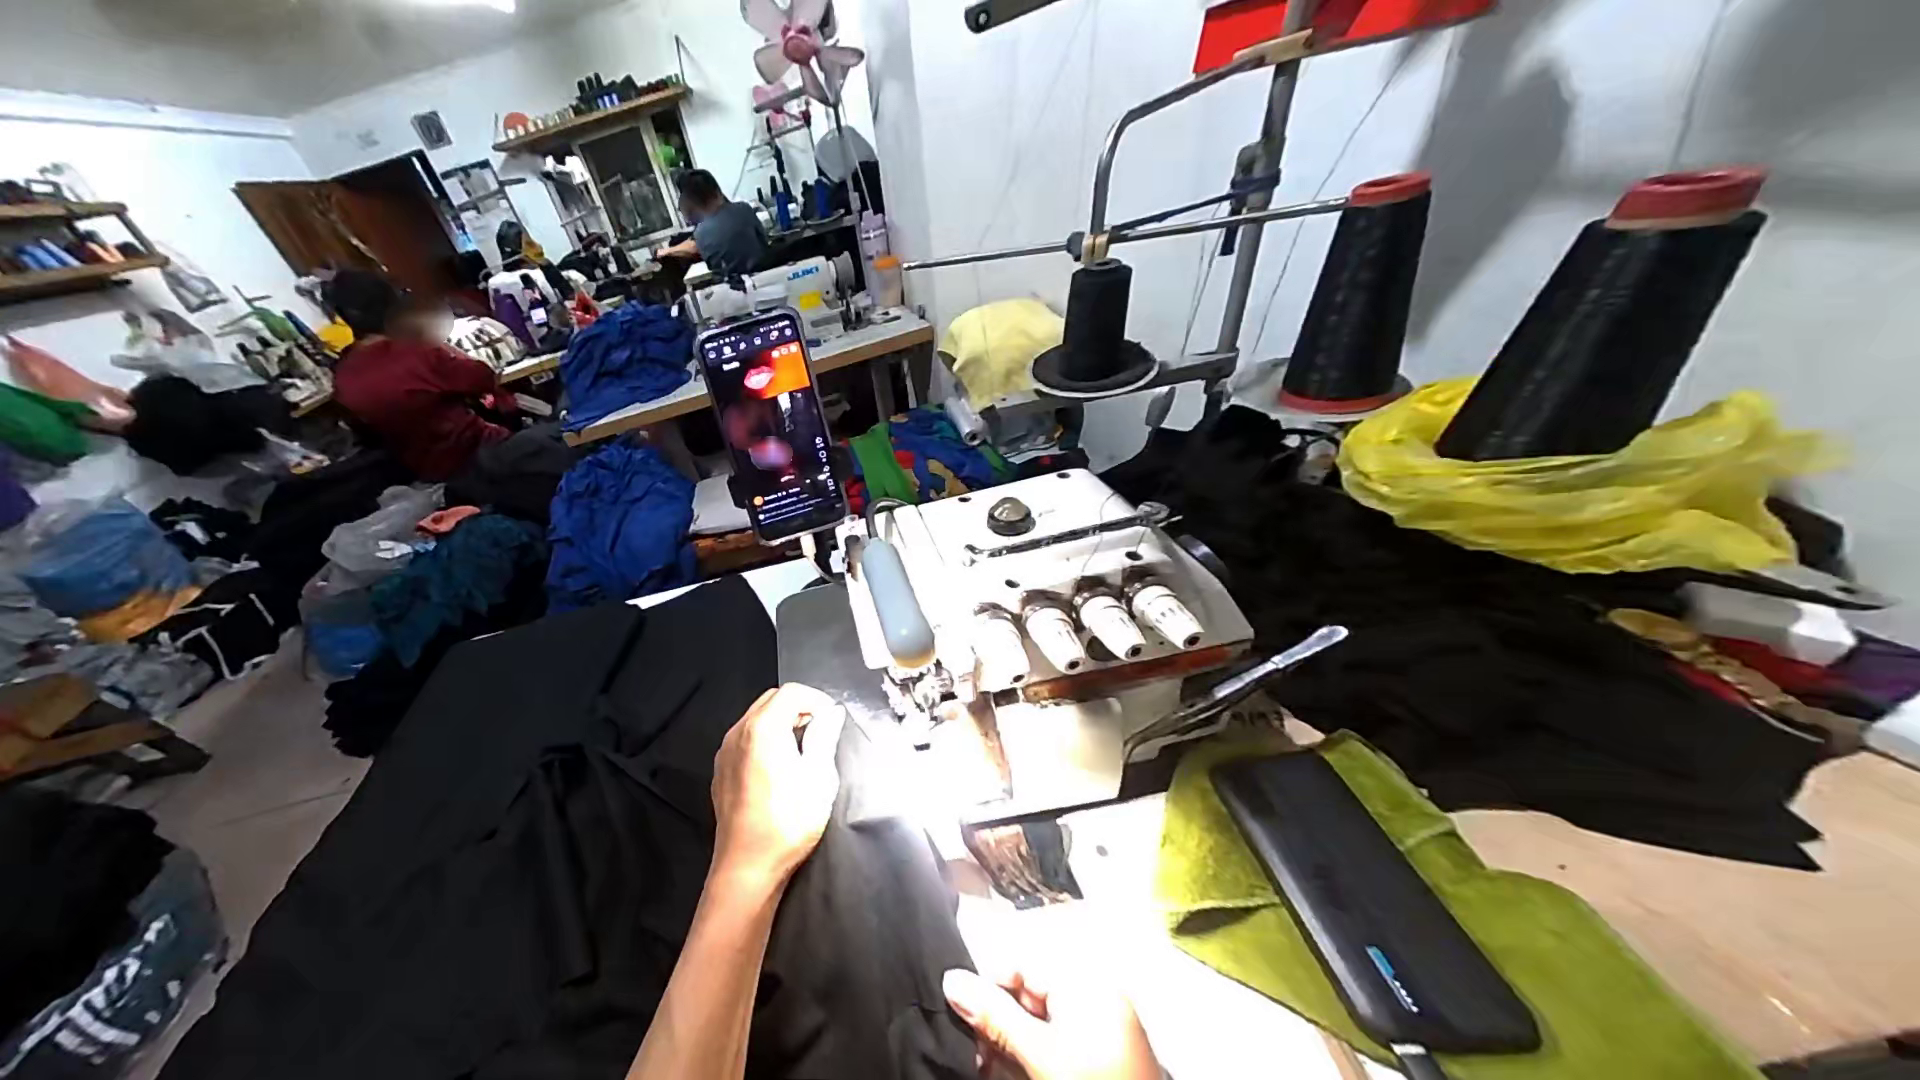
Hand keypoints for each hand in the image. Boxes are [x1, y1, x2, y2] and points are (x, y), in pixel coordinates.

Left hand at [709, 683, 846, 891]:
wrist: (747, 868)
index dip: (816, 699)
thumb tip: (831, 712)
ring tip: (804, 745)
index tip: (832, 719)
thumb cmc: (789, 822)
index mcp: (763, 729)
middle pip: (771, 699)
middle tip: (822, 728)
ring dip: (782, 720)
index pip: (791, 692)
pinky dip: (765, 737)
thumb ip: (824, 736)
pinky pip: (745, 738)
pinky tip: (780, 764)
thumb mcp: (819, 777)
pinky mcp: (721, 771)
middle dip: (799, 706)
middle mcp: (738, 733)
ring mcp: (725, 752)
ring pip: (756, 717)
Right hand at [943, 967, 1161, 1079]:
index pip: (1022, 966)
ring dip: (1008, 1047)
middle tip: (975, 1058)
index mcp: (1085, 982)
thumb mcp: (1038, 1055)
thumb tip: (951, 979)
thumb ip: (994, 1016)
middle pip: (1028, 996)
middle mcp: (1093, 997)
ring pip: (1038, 1026)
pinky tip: (1011, 1076)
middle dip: (997, 1024)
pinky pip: (1056, 1047)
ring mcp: (1099, 1032)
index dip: (987, 989)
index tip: (959, 1018)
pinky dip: (1031, 1060)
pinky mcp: (1099, 1060)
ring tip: (986, 1069)